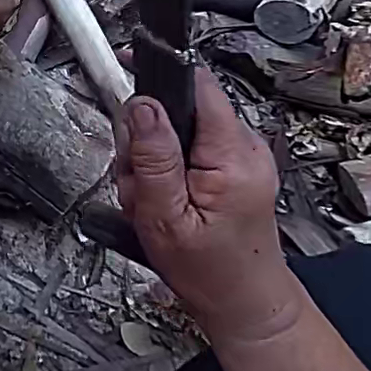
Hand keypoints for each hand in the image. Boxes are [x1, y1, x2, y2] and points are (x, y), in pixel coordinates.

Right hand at [114, 66, 301, 344]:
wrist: (244, 304)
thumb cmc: (210, 271)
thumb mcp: (166, 216)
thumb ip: (152, 158)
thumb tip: (143, 105)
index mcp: (232, 155)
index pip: (197, 84)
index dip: (159, 72)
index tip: (126, 67)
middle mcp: (243, 147)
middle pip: (177, 106)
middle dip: (143, 138)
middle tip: (139, 180)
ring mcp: (238, 154)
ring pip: (174, 126)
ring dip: (150, 157)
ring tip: (153, 196)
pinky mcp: (229, 163)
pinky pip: (183, 144)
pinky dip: (163, 166)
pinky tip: (163, 196)